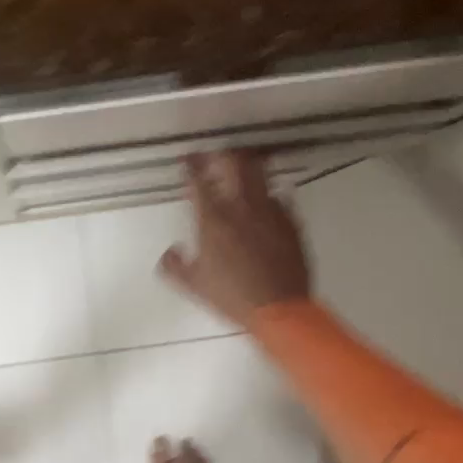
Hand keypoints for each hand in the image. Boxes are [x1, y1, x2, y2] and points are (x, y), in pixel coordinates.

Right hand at [158, 151, 311, 327]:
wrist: (278, 309)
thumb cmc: (232, 297)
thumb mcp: (193, 285)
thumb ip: (175, 265)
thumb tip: (170, 254)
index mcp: (213, 219)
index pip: (198, 180)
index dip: (191, 164)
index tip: (187, 160)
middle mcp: (242, 208)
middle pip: (234, 162)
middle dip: (223, 153)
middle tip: (216, 155)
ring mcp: (270, 212)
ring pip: (260, 173)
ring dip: (248, 167)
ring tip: (242, 168)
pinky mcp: (291, 222)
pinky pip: (280, 197)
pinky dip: (269, 195)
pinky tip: (266, 203)